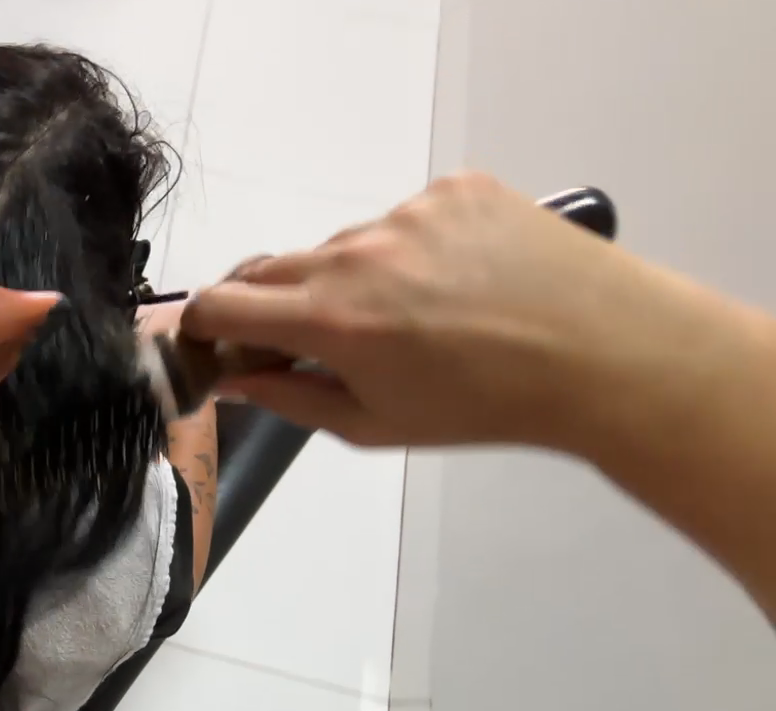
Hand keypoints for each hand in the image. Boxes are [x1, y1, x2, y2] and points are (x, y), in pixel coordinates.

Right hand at [180, 172, 733, 451]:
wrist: (611, 355)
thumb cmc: (476, 407)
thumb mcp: (365, 424)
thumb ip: (283, 397)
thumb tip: (229, 378)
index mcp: (328, 320)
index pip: (216, 304)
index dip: (197, 324)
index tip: (206, 340)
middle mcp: (355, 256)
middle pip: (262, 270)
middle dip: (260, 306)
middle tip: (295, 338)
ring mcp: (407, 215)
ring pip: (329, 248)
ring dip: (332, 280)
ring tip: (391, 311)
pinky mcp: (454, 189)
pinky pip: (391, 221)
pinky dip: (393, 251)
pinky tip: (436, 278)